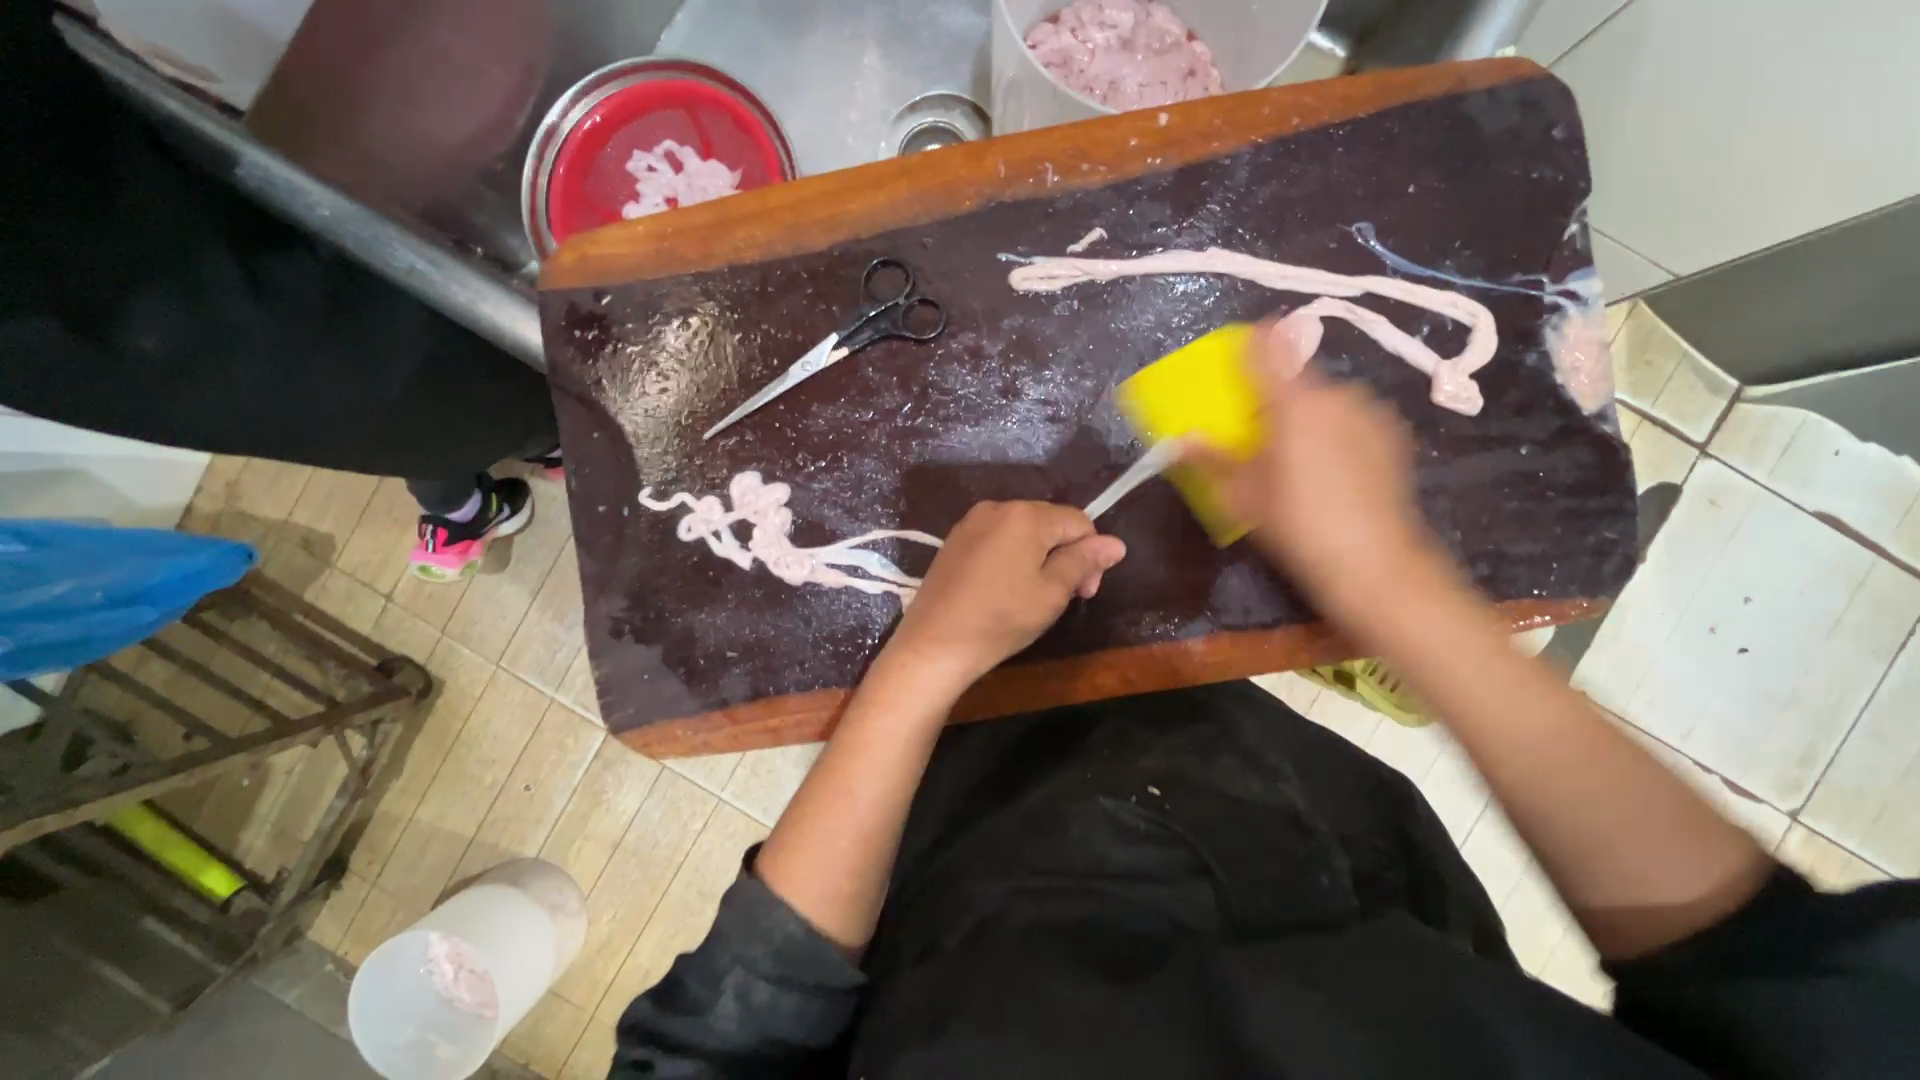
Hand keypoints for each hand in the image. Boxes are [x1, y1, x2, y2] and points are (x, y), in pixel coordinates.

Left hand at [885, 501, 1125, 687]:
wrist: (935, 643)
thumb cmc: (1001, 619)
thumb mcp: (1051, 593)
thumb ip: (1083, 562)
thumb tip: (1116, 543)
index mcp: (1026, 515)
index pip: (1078, 521)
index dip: (1092, 554)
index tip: (1086, 592)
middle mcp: (997, 508)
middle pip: (1050, 521)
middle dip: (1066, 553)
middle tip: (1065, 597)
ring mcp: (971, 523)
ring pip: (1023, 531)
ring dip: (1039, 556)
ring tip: (1034, 596)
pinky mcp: (954, 541)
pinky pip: (997, 539)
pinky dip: (1012, 557)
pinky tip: (1005, 590)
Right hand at [1187, 315, 1448, 618]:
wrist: (1375, 564)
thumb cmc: (1297, 526)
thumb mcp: (1241, 497)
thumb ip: (1209, 460)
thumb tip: (1179, 441)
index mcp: (1293, 401)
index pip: (1267, 346)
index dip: (1250, 342)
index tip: (1237, 354)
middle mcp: (1335, 394)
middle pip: (1297, 377)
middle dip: (1276, 396)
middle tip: (1261, 432)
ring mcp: (1370, 412)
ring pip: (1327, 399)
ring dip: (1309, 414)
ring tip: (1299, 457)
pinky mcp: (1393, 434)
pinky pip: (1353, 419)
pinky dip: (1337, 430)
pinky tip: (1332, 469)